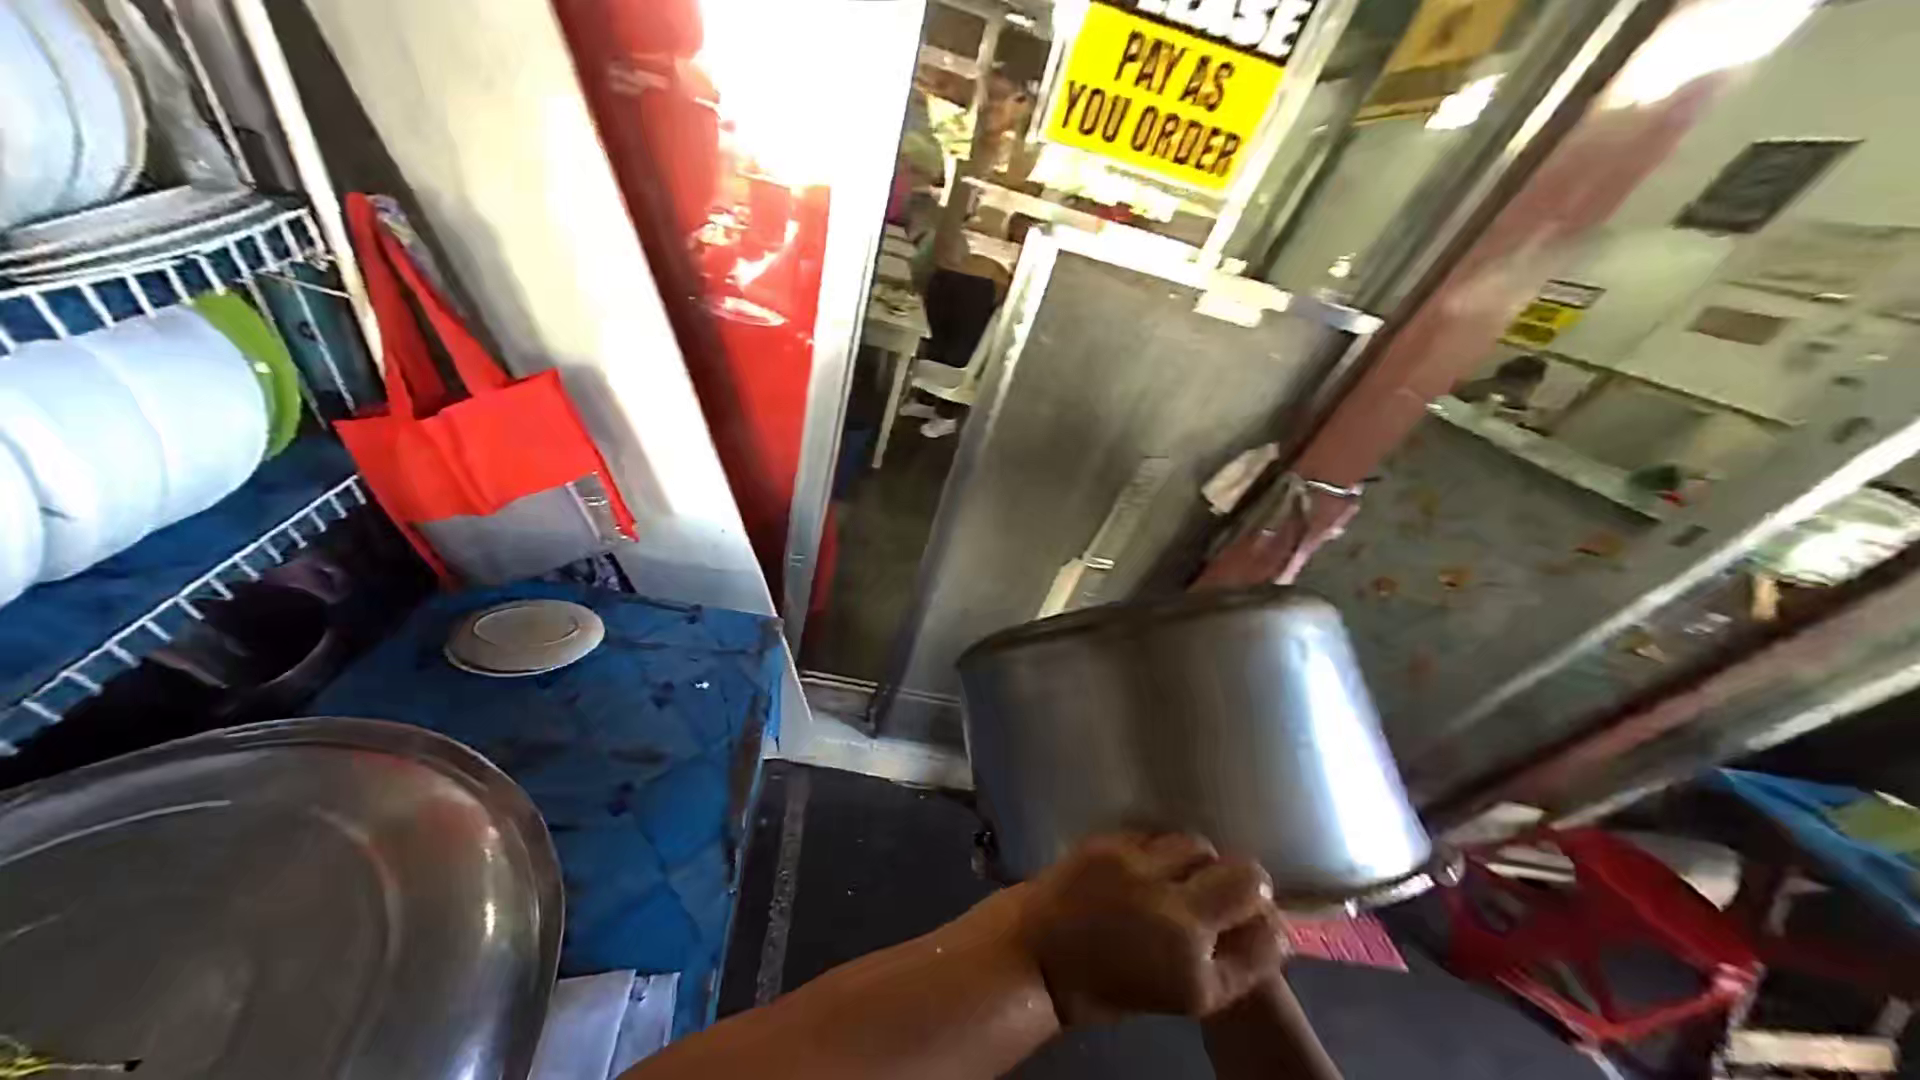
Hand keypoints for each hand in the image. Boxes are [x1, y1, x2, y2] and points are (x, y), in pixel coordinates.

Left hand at [1015, 832, 1288, 1024]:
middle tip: (1223, 888)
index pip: (1268, 937)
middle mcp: (1174, 917)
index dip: (1269, 921)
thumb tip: (1261, 920)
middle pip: (1246, 877)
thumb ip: (1225, 957)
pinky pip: (1156, 836)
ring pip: (1198, 845)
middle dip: (1245, 881)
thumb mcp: (1180, 991)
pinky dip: (1161, 849)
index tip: (1255, 916)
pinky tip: (1145, 865)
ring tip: (1178, 873)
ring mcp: (1139, 872)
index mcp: (1195, 972)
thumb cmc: (1110, 982)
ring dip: (1197, 859)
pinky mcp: (1110, 843)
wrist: (1039, 953)